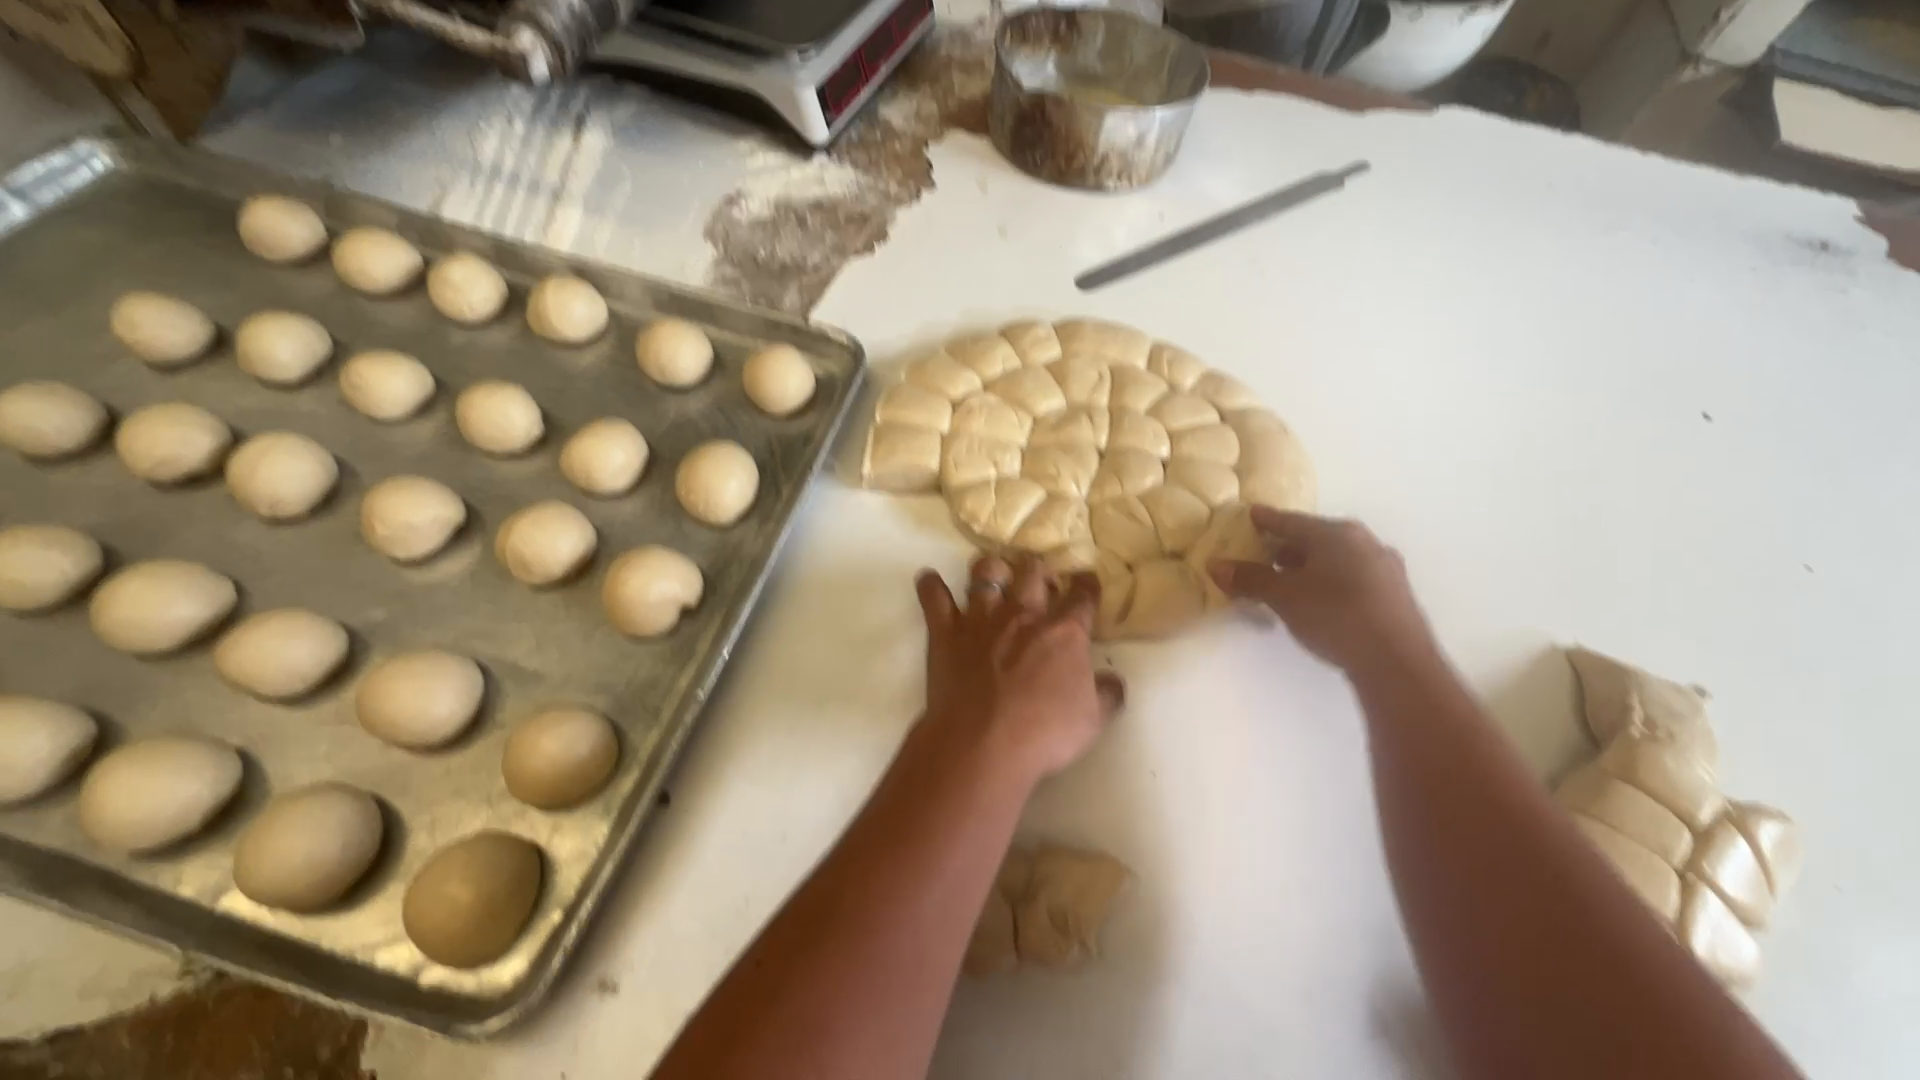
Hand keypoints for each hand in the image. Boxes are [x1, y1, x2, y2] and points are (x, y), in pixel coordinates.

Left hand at [916, 555, 1124, 782]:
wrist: (982, 743)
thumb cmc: (1043, 733)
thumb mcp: (1092, 720)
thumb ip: (1106, 694)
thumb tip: (1113, 681)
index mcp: (1064, 632)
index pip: (1082, 595)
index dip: (1086, 586)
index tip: (1086, 584)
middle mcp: (1023, 614)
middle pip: (1032, 571)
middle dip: (1038, 568)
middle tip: (1038, 579)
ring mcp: (981, 619)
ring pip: (985, 572)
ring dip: (990, 569)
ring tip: (992, 575)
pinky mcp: (946, 632)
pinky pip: (934, 598)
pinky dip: (930, 587)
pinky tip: (928, 580)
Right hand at [1208, 507, 1439, 675]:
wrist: (1396, 660)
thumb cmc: (1334, 616)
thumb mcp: (1284, 597)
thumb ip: (1250, 579)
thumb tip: (1216, 565)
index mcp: (1335, 533)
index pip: (1290, 521)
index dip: (1266, 520)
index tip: (1250, 515)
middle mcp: (1363, 541)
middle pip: (1315, 538)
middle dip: (1287, 546)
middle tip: (1262, 554)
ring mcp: (1384, 567)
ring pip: (1336, 558)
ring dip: (1310, 566)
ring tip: (1287, 581)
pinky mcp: (1394, 593)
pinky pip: (1352, 577)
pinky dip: (1330, 581)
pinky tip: (1320, 600)